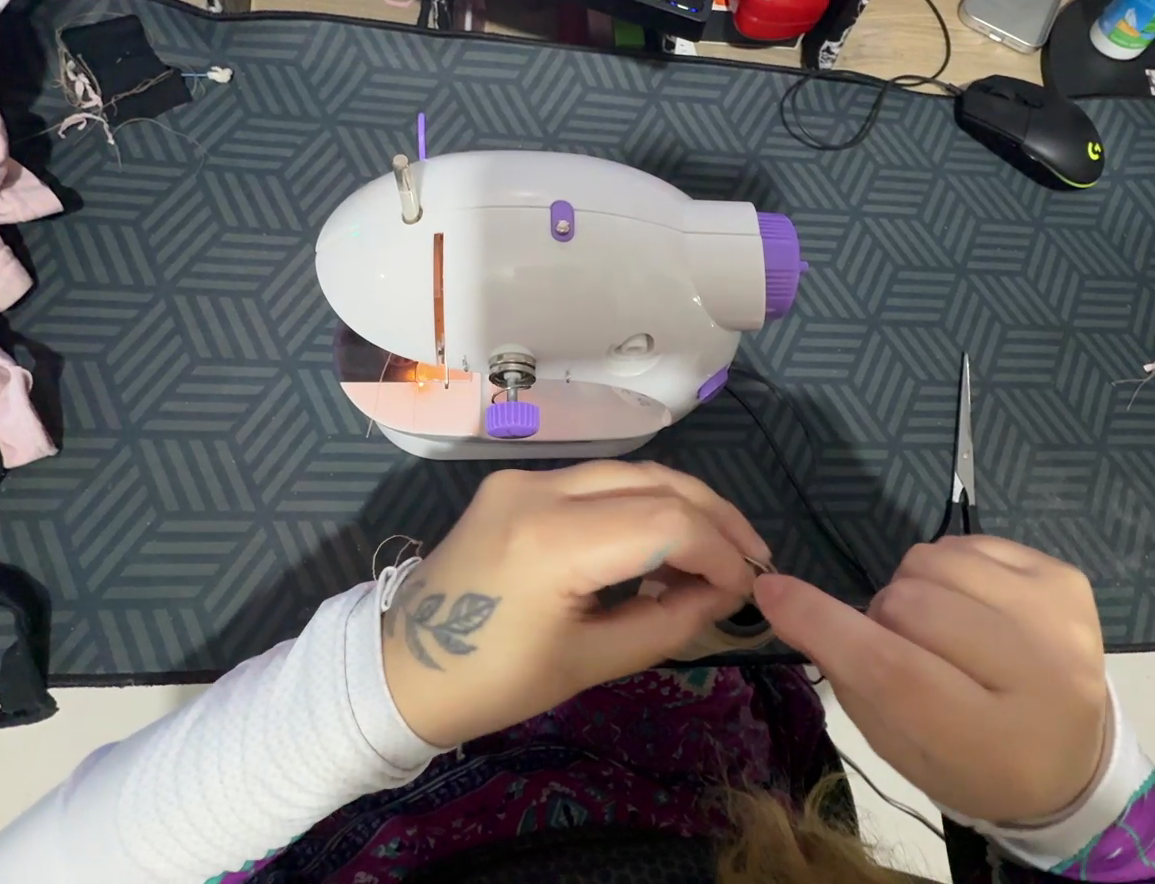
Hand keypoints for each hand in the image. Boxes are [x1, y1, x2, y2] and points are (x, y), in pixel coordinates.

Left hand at [381, 461, 768, 745]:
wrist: (400, 666)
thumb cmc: (492, 682)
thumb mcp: (588, 663)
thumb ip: (667, 621)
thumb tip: (724, 592)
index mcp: (552, 541)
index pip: (666, 522)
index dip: (720, 551)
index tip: (748, 589)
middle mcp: (539, 489)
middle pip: (655, 481)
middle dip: (715, 516)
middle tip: (754, 556)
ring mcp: (524, 478)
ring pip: (631, 473)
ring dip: (684, 504)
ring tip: (724, 544)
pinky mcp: (518, 482)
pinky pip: (599, 482)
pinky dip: (644, 504)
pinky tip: (668, 535)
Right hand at [753, 536, 1108, 823]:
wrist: (1072, 759)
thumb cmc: (970, 761)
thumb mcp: (897, 742)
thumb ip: (844, 672)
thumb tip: (781, 595)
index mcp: (992, 741)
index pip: (894, 670)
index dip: (825, 625)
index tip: (771, 591)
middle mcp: (1042, 677)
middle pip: (911, 605)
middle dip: (882, 616)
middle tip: (900, 644)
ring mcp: (1060, 621)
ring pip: (934, 562)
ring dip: (914, 587)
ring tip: (939, 624)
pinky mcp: (1067, 581)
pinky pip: (967, 542)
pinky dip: (948, 567)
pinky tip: (970, 605)